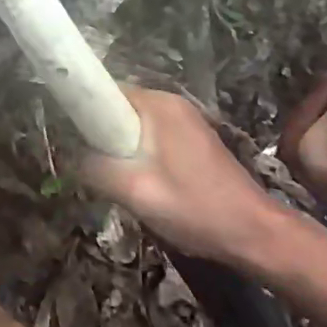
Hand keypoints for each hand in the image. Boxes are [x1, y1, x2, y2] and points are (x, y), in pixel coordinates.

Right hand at [81, 87, 283, 263]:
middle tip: (95, 166)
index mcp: (157, 104)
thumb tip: (68, 155)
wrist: (258, 237)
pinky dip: (138, 153)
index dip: (80, 108)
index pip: (102, 89)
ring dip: (120, 147)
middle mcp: (170, 102)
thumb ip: (94, 167)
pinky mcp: (191, 138)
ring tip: (118, 178)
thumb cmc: (196, 208)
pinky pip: (149, 135)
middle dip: (101, 134)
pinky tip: (142, 182)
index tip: (67, 135)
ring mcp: (183, 119)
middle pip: (116, 107)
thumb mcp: (135, 191)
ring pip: (132, 124)